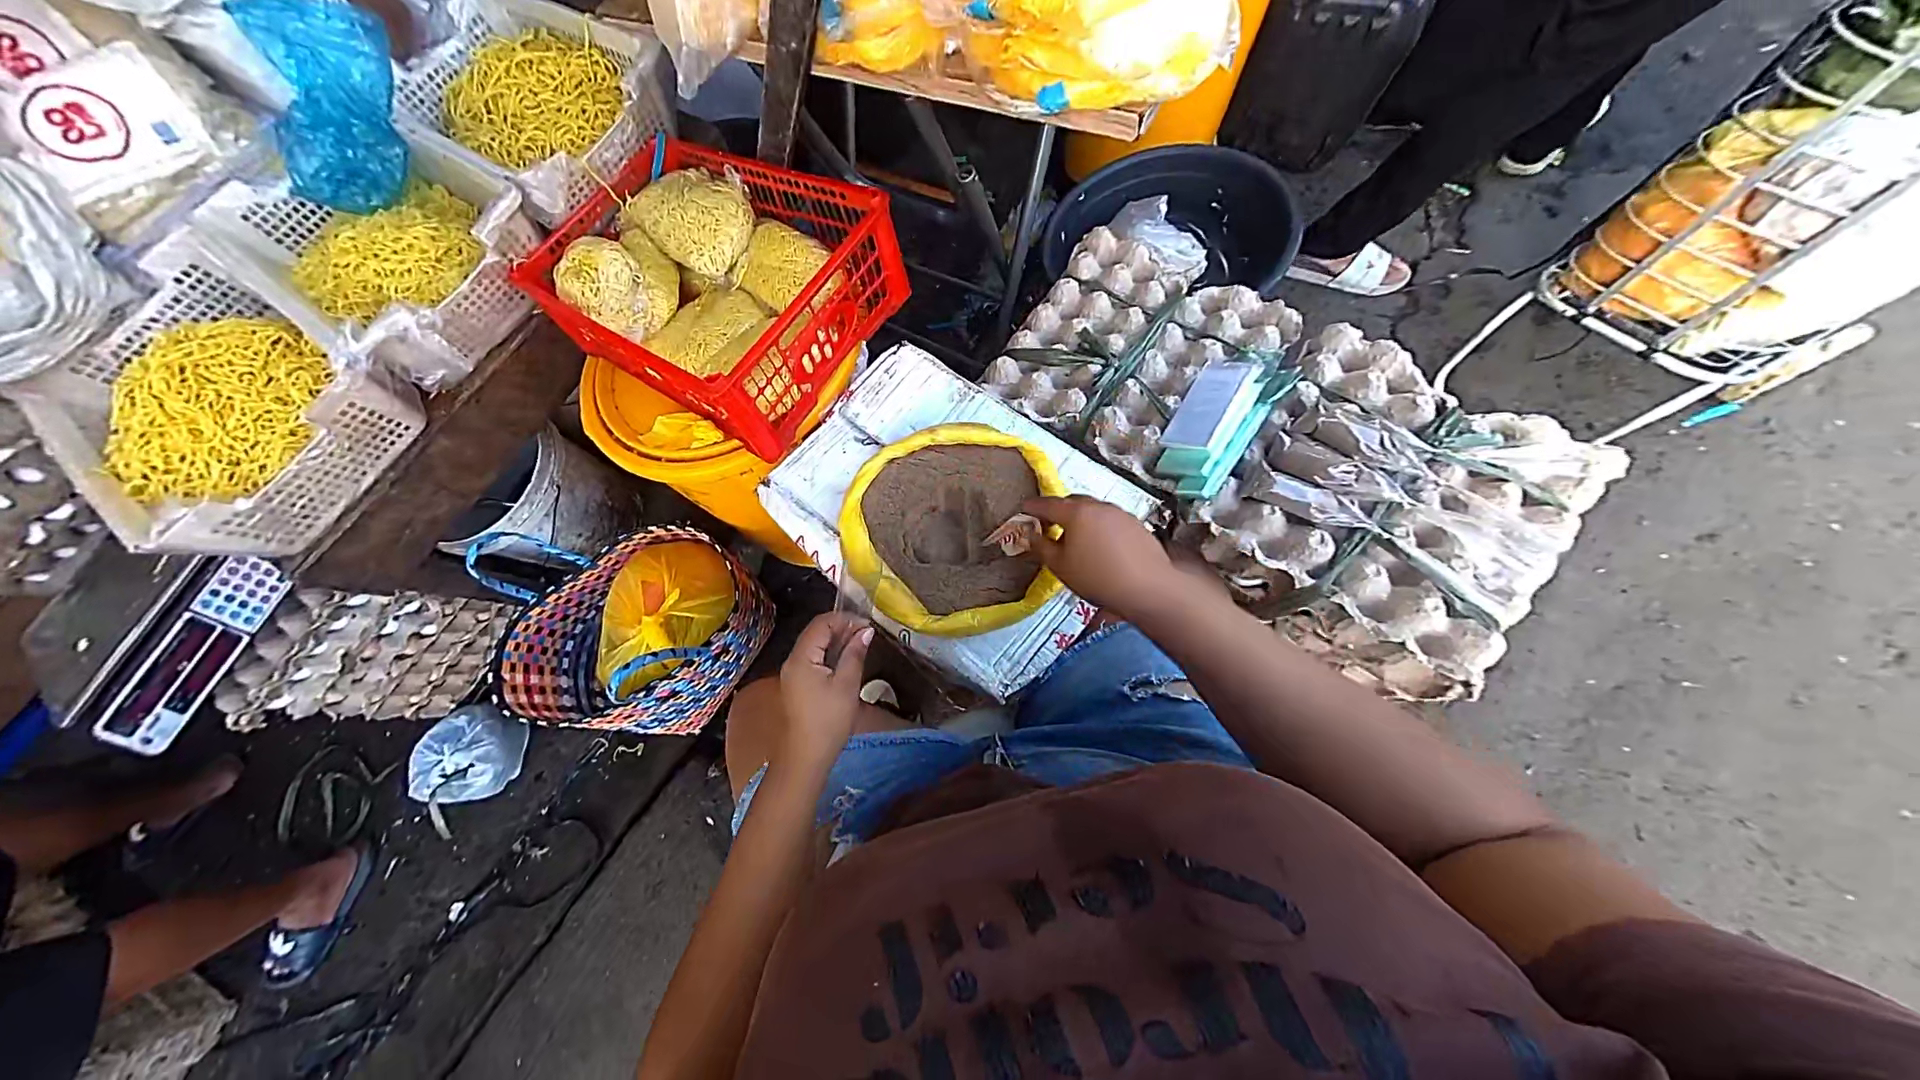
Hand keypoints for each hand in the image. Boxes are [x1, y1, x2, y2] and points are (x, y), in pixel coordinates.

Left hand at [777, 611, 874, 765]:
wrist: (807, 757)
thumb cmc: (828, 721)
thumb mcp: (847, 685)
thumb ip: (855, 654)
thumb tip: (866, 631)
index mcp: (801, 658)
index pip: (821, 624)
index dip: (845, 619)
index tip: (868, 625)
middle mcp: (792, 661)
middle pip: (815, 632)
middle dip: (841, 627)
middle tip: (867, 633)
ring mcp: (793, 673)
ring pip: (814, 645)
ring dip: (837, 641)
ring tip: (861, 644)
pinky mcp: (797, 684)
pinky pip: (813, 659)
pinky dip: (830, 654)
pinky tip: (847, 660)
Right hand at [1024, 496, 1187, 622]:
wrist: (1148, 588)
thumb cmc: (1097, 578)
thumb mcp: (1060, 566)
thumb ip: (1041, 547)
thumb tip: (1030, 536)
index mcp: (1076, 513)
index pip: (1047, 504)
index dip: (1032, 508)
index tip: (1023, 510)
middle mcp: (1099, 507)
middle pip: (1072, 503)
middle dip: (1058, 511)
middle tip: (1048, 526)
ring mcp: (1120, 514)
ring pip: (1093, 511)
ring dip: (1081, 520)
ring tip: (1074, 540)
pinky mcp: (1136, 525)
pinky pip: (1110, 521)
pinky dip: (1099, 528)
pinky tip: (1100, 548)